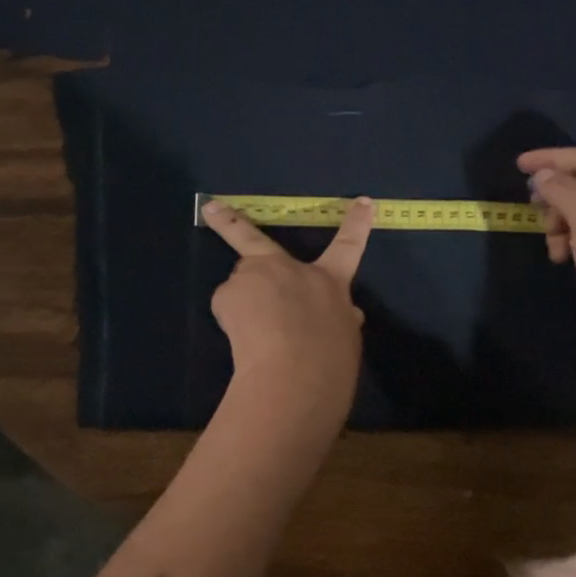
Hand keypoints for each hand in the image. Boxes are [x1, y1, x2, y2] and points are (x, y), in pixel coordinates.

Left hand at [200, 197, 374, 405]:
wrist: (295, 375)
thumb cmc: (329, 362)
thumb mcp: (346, 339)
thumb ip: (340, 321)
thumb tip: (346, 315)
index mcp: (329, 284)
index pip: (348, 248)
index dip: (356, 224)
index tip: (363, 202)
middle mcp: (291, 271)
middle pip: (254, 239)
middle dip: (231, 222)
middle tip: (213, 210)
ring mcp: (256, 275)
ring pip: (243, 286)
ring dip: (244, 302)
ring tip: (253, 335)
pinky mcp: (229, 293)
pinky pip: (229, 309)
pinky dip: (234, 323)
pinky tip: (245, 343)